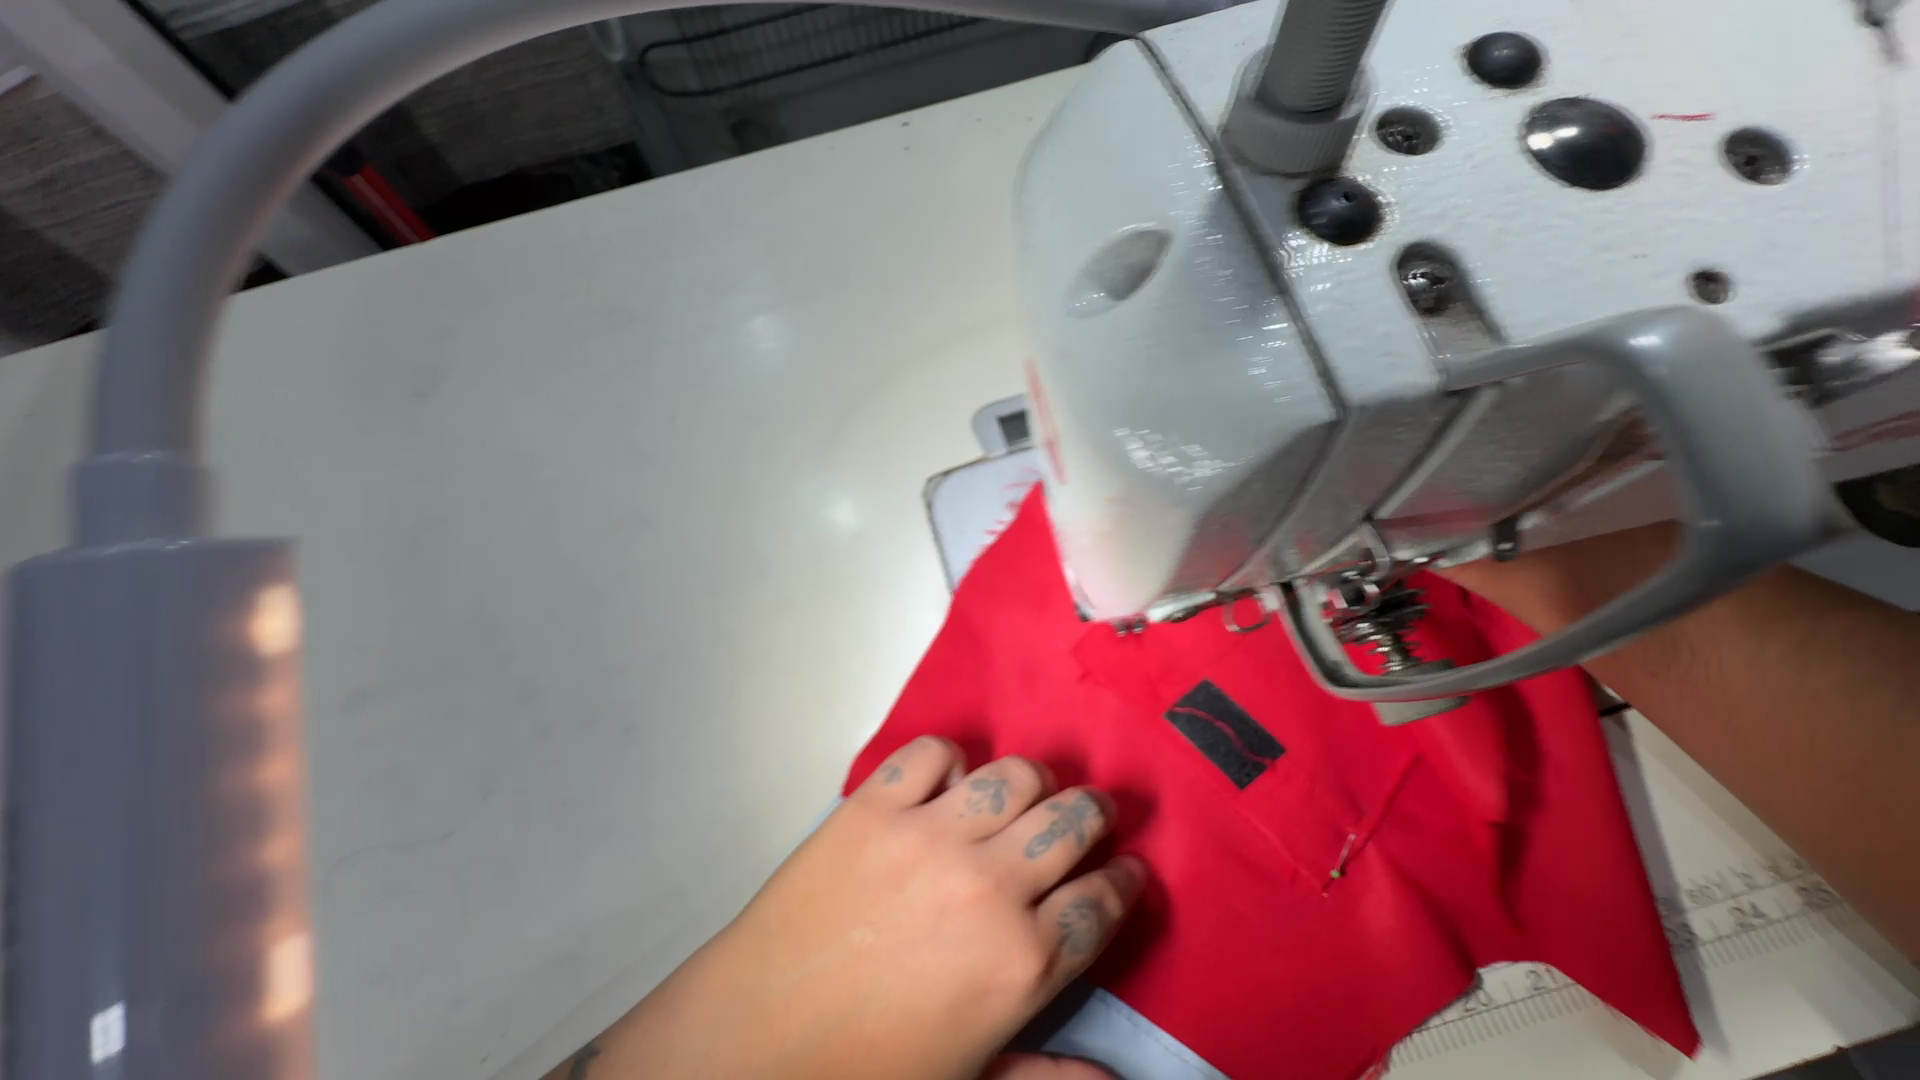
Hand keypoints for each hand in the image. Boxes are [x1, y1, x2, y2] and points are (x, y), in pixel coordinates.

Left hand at [575, 737, 1147, 1079]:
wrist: (752, 1041)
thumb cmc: (862, 1071)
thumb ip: (1047, 1078)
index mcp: (1021, 963)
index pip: (1102, 902)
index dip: (1124, 881)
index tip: (1125, 870)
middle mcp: (988, 888)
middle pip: (1073, 823)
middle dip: (1096, 818)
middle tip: (1091, 821)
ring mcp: (928, 838)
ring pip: (1015, 777)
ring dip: (1035, 783)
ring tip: (1031, 795)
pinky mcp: (872, 808)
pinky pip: (931, 754)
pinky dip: (949, 759)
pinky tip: (949, 782)